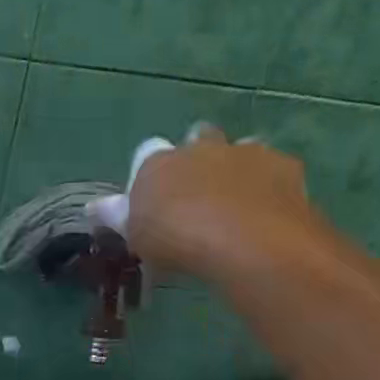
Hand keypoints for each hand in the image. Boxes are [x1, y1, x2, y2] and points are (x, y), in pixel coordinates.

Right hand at [124, 125, 323, 278]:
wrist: (246, 240)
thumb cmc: (177, 238)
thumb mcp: (135, 235)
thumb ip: (117, 216)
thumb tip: (93, 206)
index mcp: (160, 161)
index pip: (148, 153)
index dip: (149, 173)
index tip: (152, 200)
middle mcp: (202, 147)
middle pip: (198, 138)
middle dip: (198, 157)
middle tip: (196, 194)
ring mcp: (246, 153)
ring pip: (240, 149)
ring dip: (237, 168)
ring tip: (235, 203)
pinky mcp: (285, 168)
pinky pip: (275, 171)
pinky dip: (269, 188)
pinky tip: (266, 214)